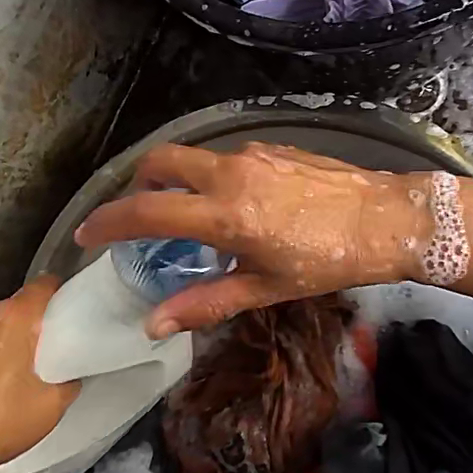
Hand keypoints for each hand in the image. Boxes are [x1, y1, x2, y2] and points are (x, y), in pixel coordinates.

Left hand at [0, 276, 76, 472]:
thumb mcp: (48, 409)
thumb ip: (67, 384)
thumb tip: (66, 377)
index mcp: (12, 317)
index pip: (44, 285)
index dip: (61, 293)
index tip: (70, 312)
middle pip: (14, 308)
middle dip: (30, 326)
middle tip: (44, 355)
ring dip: (1, 344)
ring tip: (9, 380)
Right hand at [74, 143, 420, 336]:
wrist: (386, 218)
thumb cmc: (327, 260)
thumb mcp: (265, 288)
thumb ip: (205, 303)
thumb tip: (154, 326)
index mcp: (225, 215)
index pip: (146, 211)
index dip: (108, 222)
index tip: (87, 234)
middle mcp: (230, 173)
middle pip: (159, 161)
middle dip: (136, 183)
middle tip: (136, 215)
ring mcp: (251, 154)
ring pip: (192, 156)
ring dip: (176, 179)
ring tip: (187, 215)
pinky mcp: (271, 146)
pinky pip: (223, 156)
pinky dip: (209, 175)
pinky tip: (233, 203)